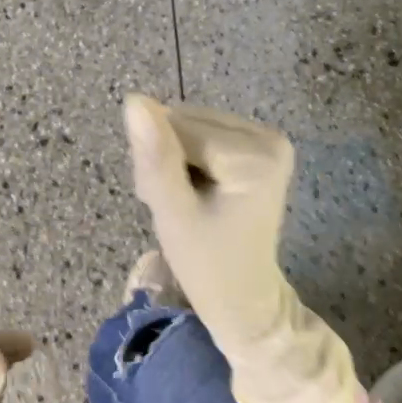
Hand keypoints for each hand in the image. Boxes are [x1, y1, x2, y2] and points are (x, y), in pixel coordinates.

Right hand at [124, 93, 359, 402]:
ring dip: (172, 159)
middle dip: (165, 158)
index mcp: (255, 153)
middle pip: (184, 121)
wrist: (245, 302)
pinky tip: (193, 191)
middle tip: (174, 206)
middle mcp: (267, 136)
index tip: (165, 204)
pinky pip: (200, 132)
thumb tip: (135, 100)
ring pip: (187, 124)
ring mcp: (265, 139)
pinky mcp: (257, 145)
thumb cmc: (208, 267)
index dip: (156, 162)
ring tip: (183, 201)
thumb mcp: (173, 214)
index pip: (176, 129)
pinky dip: (185, 159)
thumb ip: (155, 157)